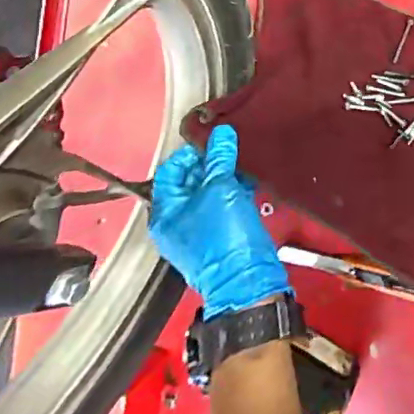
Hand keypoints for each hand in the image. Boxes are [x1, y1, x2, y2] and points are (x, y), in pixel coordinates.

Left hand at [150, 125, 289, 318]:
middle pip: (188, 181)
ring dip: (223, 179)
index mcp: (164, 213)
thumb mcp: (221, 189)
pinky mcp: (217, 237)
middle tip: (230, 155)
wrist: (248, 280)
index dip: (191, 154)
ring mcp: (196, 232)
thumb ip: (219, 158)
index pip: (170, 170)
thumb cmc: (226, 236)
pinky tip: (247, 188)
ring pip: (206, 193)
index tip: (214, 144)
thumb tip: (222, 133)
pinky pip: (219, 207)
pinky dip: (231, 195)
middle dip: (210, 165)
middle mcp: (175, 223)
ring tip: (241, 171)